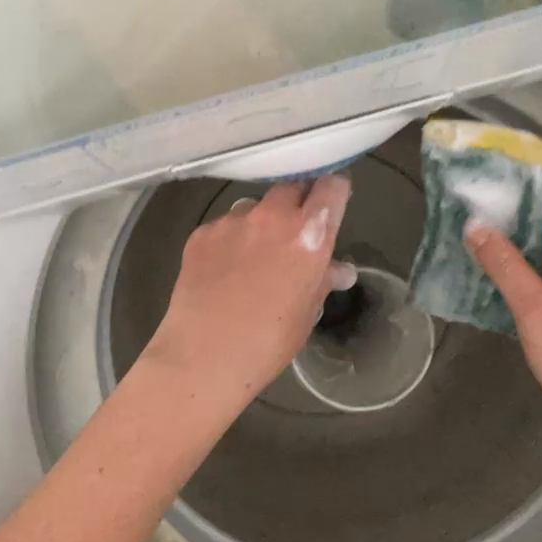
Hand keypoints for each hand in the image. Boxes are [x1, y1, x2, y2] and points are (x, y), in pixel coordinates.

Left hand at [142, 174, 356, 411]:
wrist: (206, 355)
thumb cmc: (269, 342)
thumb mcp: (306, 312)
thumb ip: (322, 280)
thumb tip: (340, 271)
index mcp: (309, 235)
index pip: (331, 188)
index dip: (334, 191)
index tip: (332, 201)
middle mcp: (272, 217)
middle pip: (292, 186)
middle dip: (298, 200)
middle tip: (296, 228)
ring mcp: (232, 222)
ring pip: (254, 205)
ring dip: (261, 219)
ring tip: (255, 252)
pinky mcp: (201, 233)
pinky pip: (223, 226)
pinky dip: (230, 239)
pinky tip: (224, 268)